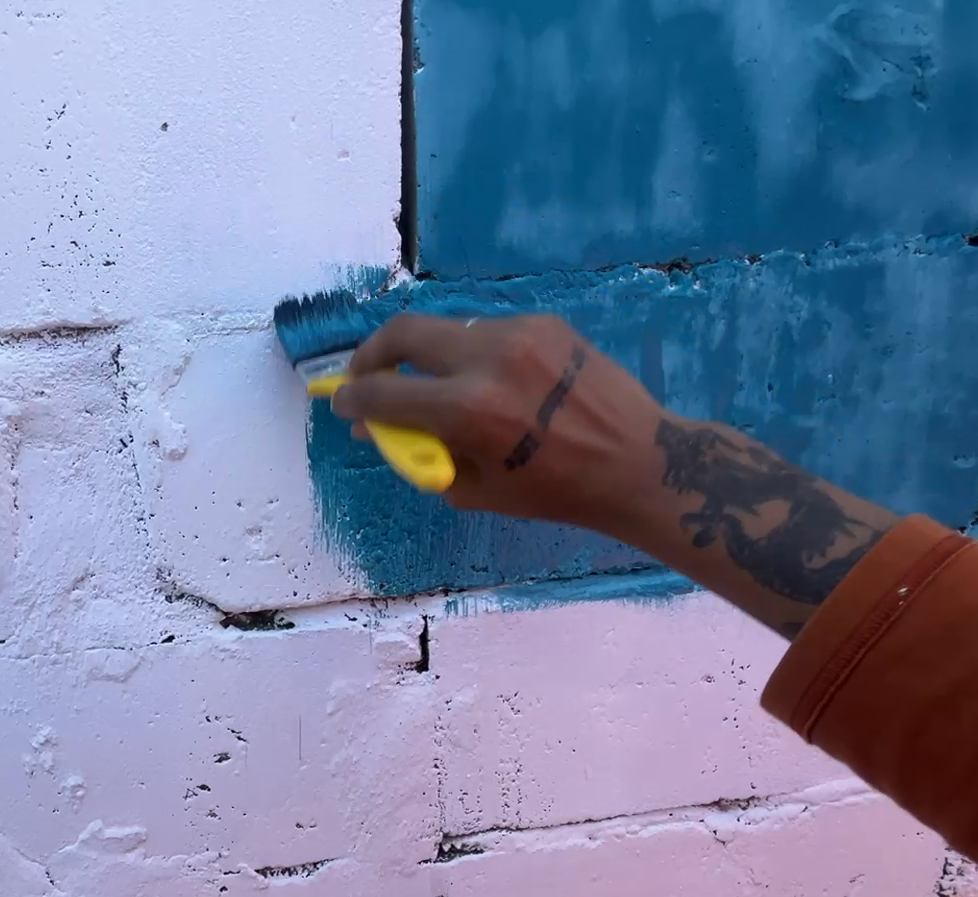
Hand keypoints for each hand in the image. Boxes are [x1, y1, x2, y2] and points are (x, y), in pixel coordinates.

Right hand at [330, 313, 667, 533]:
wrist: (636, 462)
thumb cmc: (549, 492)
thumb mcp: (470, 487)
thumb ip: (415, 451)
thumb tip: (372, 425)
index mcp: (468, 411)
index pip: (382, 391)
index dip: (351, 397)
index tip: (341, 402)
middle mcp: (488, 358)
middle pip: (402, 331)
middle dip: (371, 353)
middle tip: (366, 374)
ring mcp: (518, 333)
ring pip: (444, 329)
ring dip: (423, 355)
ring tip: (430, 383)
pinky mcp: (543, 323)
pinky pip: (483, 331)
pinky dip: (466, 354)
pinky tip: (482, 379)